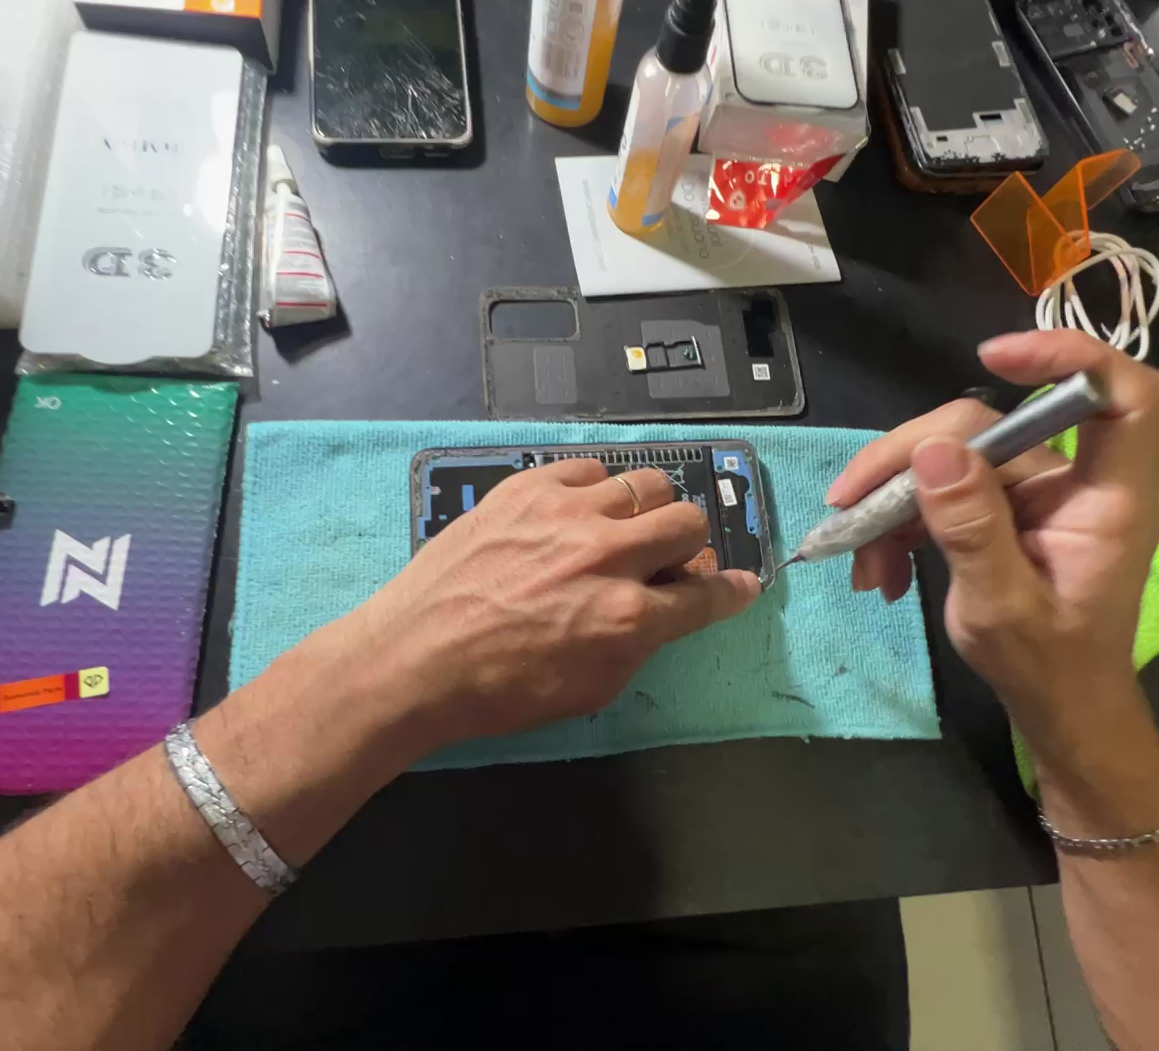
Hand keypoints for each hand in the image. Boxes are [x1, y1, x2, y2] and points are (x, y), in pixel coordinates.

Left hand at [349, 460, 761, 747]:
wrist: (416, 656)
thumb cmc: (501, 689)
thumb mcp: (589, 691)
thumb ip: (641, 643)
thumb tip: (668, 607)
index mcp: (626, 618)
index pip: (708, 595)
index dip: (733, 592)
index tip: (742, 585)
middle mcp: (607, 555)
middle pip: (688, 522)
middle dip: (691, 545)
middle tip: (666, 559)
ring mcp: (567, 512)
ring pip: (647, 483)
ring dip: (647, 510)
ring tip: (621, 529)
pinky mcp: (528, 487)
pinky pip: (590, 467)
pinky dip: (596, 490)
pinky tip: (576, 512)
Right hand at [826, 329, 1158, 737]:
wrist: (1054, 708)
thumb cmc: (1047, 667)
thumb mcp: (1001, 608)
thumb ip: (972, 530)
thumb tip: (932, 451)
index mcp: (1103, 500)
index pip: (1120, 397)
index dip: (1069, 358)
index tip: (993, 356)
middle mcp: (1067, 484)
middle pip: (989, 427)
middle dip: (908, 458)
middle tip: (847, 501)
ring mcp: (1027, 497)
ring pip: (949, 460)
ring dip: (890, 505)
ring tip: (861, 562)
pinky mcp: (995, 512)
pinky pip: (938, 494)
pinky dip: (898, 528)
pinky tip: (879, 572)